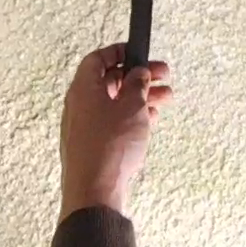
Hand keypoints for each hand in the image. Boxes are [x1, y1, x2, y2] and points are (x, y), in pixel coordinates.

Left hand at [58, 44, 172, 220]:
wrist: (95, 194)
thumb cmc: (110, 146)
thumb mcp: (132, 105)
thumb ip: (137, 84)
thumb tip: (138, 73)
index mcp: (83, 90)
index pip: (97, 59)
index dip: (118, 52)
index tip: (138, 52)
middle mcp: (79, 106)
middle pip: (111, 81)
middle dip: (139, 76)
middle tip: (162, 74)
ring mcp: (84, 127)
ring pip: (115, 102)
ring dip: (141, 97)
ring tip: (166, 97)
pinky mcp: (92, 146)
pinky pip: (113, 122)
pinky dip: (132, 116)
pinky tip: (151, 119)